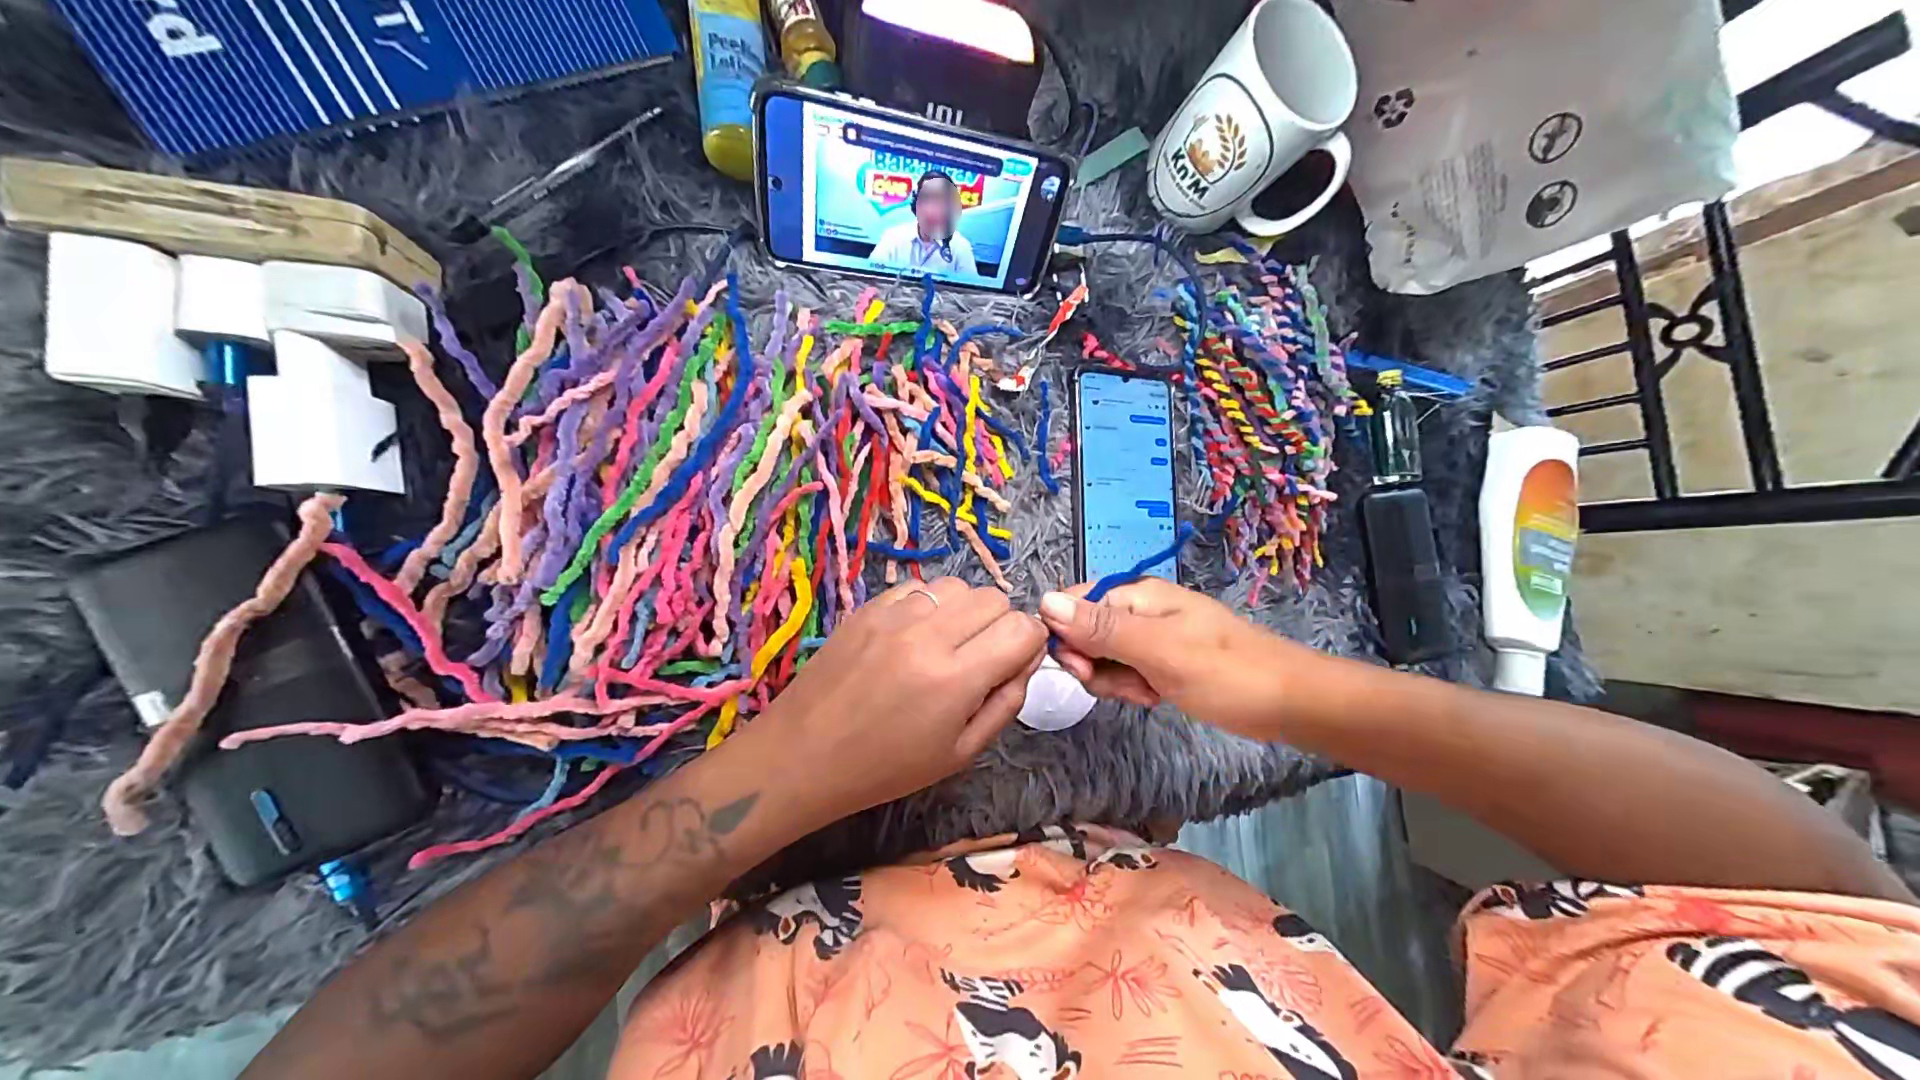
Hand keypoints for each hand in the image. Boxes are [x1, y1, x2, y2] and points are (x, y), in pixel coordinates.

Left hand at [753, 577, 1046, 822]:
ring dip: (966, 611)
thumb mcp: (960, 753)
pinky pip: (919, 587)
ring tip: (947, 645)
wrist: (804, 754)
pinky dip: (930, 605)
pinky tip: (914, 636)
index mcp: (955, 678)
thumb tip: (1029, 659)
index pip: (1022, 628)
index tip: (1014, 663)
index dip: (1029, 644)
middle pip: (995, 598)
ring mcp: (893, 615)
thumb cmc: (886, 768)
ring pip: (958, 586)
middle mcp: (927, 635)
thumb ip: (1006, 702)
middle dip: (1001, 626)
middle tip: (981, 658)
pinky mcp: (867, 607)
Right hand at [1038, 578, 1319, 736]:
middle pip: (1085, 633)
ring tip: (1150, 693)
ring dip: (1117, 682)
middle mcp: (1139, 609)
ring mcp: (1151, 636)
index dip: (1068, 638)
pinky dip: (1134, 687)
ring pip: (1104, 657)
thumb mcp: (1158, 651)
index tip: (1085, 670)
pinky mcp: (1162, 660)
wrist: (1291, 703)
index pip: (1073, 605)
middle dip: (1097, 666)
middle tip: (1130, 686)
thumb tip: (1043, 601)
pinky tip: (1156, 697)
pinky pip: (1127, 671)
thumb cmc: (1227, 672)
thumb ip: (1100, 628)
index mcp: (1136, 594)